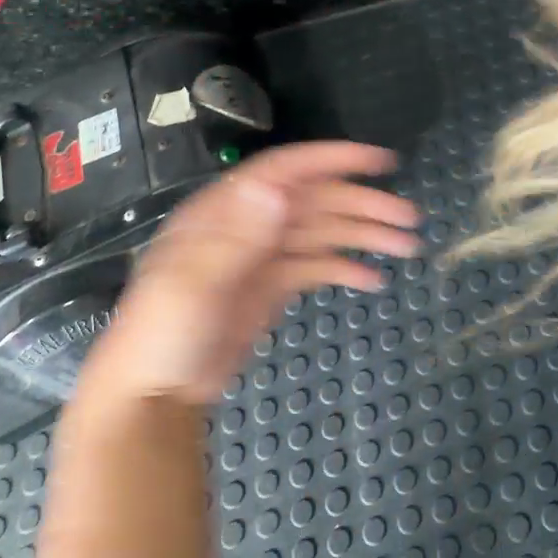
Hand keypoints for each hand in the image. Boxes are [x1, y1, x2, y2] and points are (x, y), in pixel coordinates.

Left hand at [83, 142, 421, 405]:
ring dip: (365, 235)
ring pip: (324, 232)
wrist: (147, 398)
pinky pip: (317, 266)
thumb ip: (237, 238)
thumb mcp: (192, 285)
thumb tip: (277, 192)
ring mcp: (262, 256)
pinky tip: (373, 279)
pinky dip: (346, 269)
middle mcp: (248, 225)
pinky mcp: (272, 287)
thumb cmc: (160, 335)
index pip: (287, 171)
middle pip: (316, 201)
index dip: (334, 160)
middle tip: (409, 218)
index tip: (380, 161)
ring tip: (406, 246)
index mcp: (225, 213)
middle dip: (364, 205)